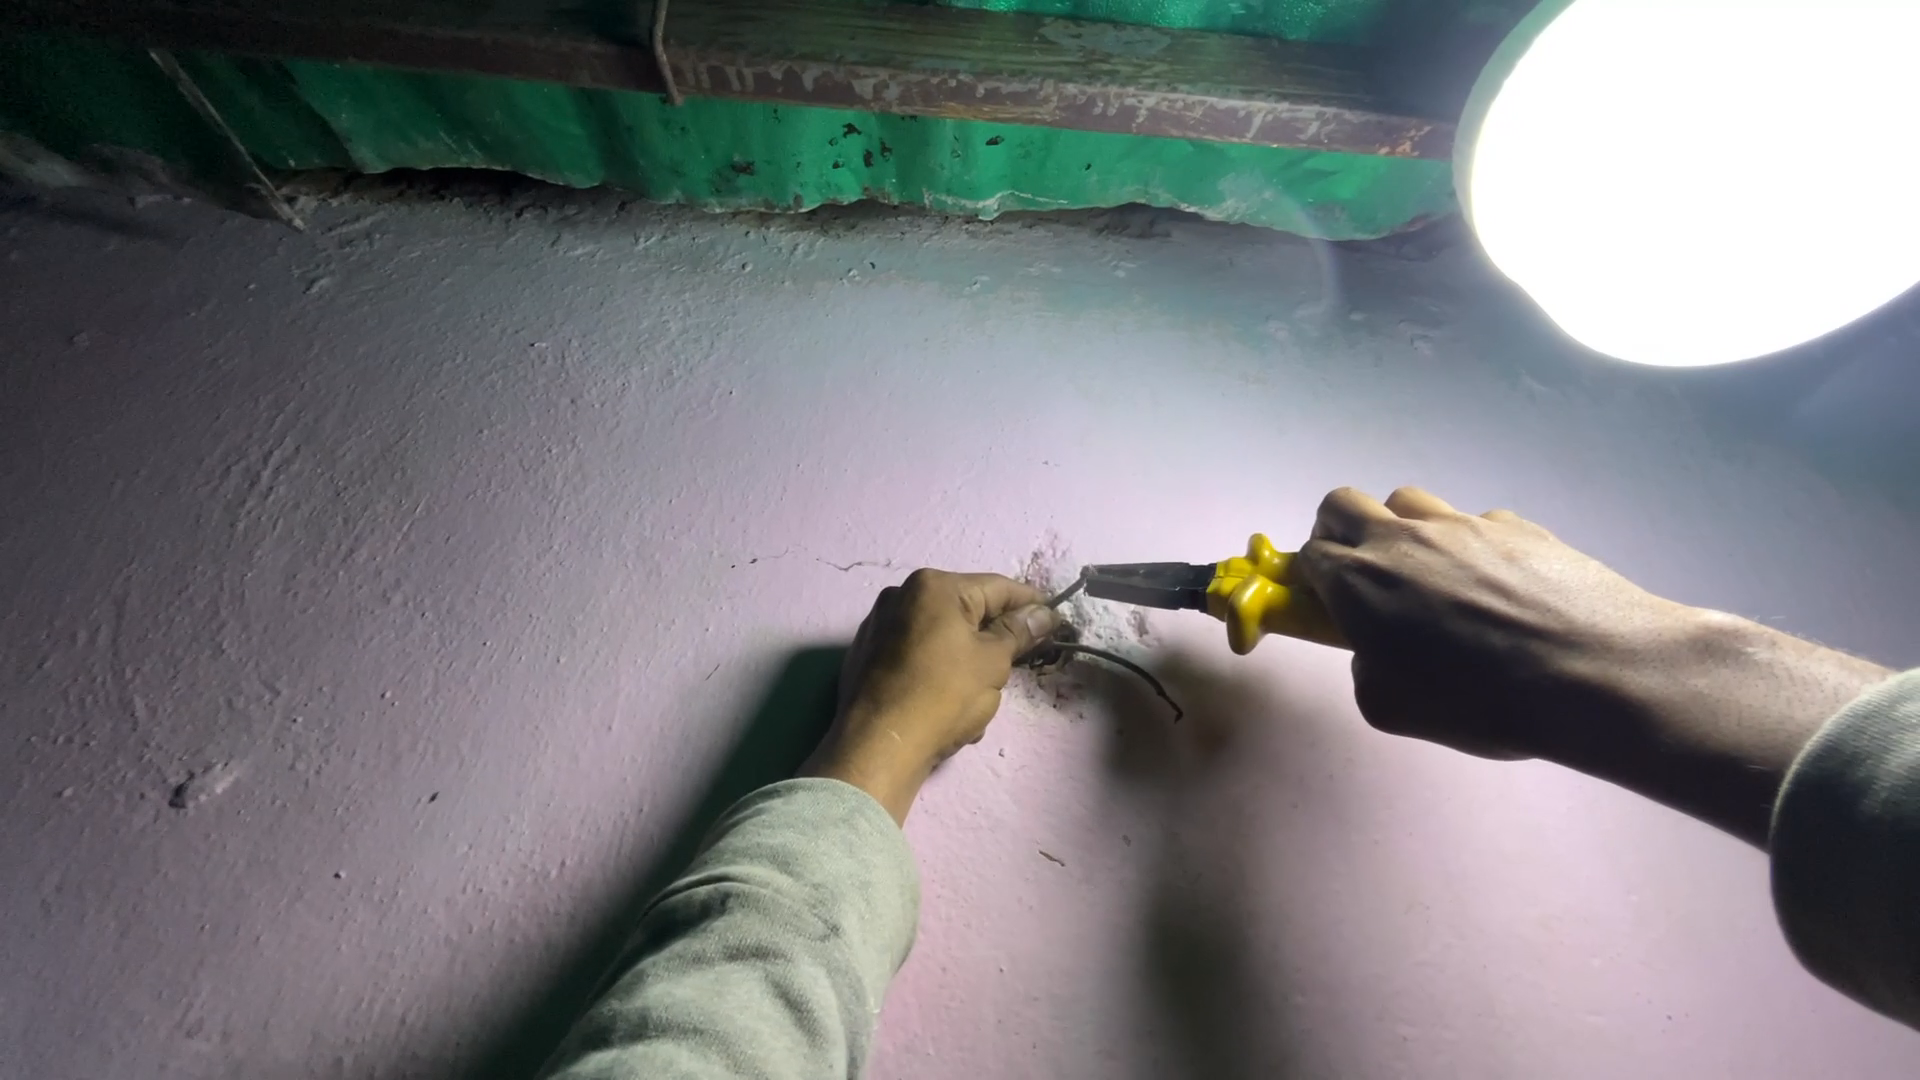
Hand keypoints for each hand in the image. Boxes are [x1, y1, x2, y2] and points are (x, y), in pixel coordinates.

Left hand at [802, 569, 1058, 823]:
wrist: (877, 747)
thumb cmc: (942, 695)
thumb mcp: (992, 662)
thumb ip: (1019, 632)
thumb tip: (1042, 614)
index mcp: (933, 586)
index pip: (997, 588)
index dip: (1031, 604)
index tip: (1055, 620)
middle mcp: (901, 596)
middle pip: (966, 613)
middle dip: (994, 642)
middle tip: (1016, 668)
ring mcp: (880, 626)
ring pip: (944, 640)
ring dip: (968, 666)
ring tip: (977, 703)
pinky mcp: (868, 658)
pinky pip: (919, 659)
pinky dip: (939, 677)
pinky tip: (949, 710)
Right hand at [1293, 486, 1686, 760]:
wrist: (1603, 675)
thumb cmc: (1482, 701)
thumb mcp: (1391, 709)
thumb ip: (1364, 668)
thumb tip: (1377, 649)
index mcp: (1357, 580)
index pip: (1310, 552)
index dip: (1314, 574)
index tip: (1329, 600)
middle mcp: (1399, 539)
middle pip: (1342, 503)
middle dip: (1339, 531)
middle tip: (1363, 571)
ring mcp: (1461, 525)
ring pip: (1406, 501)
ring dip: (1403, 529)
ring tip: (1434, 574)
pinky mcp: (1517, 526)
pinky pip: (1475, 523)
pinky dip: (1471, 545)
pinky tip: (1502, 587)